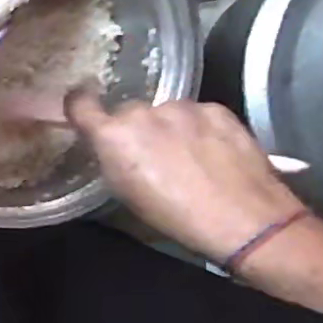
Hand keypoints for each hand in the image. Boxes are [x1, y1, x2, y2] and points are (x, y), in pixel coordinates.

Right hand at [66, 92, 307, 261]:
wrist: (242, 218)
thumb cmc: (170, 214)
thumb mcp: (122, 190)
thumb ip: (110, 158)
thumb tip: (110, 146)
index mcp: (112, 134)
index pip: (79, 104)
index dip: (79, 106)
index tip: (84, 113)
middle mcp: (142, 113)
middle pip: (127, 111)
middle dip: (133, 128)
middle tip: (148, 154)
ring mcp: (182, 108)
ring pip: (163, 112)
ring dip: (167, 127)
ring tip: (186, 155)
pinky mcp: (217, 109)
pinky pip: (196, 113)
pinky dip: (198, 127)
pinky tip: (211, 151)